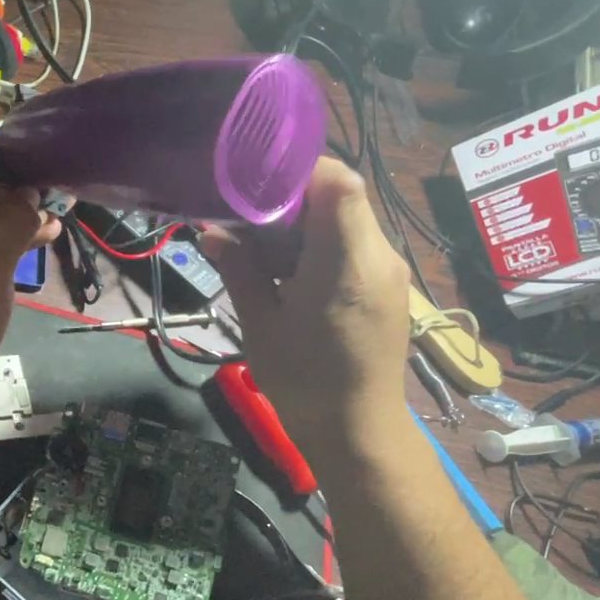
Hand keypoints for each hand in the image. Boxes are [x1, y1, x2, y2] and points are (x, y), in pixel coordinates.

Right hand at [199, 158, 412, 473]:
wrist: (356, 429)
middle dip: (288, 201)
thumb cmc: (303, 381)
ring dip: (300, 227)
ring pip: (344, 221)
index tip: (250, 184)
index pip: (337, 181)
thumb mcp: (260, 325)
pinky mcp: (385, 287)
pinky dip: (315, 247)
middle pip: (339, 197)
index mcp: (346, 263)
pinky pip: (350, 247)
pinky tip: (284, 274)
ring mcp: (387, 271)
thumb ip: (240, 270)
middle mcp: (378, 256)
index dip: (295, 170)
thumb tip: (212, 232)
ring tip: (256, 252)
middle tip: (241, 222)